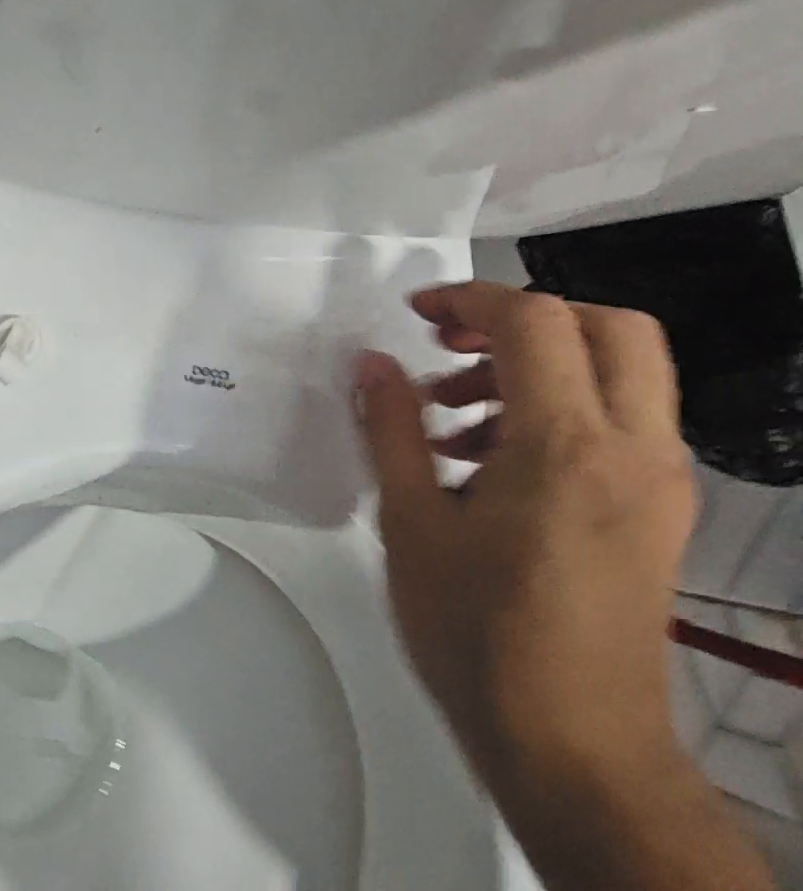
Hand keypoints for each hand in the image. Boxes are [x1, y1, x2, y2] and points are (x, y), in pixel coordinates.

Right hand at [354, 282, 694, 773]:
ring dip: (539, 368)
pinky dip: (560, 411)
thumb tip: (374, 364)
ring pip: (624, 375)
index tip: (414, 314)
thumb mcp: (409, 522)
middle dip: (524, 319)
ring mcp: (660, 483)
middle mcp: (636, 450)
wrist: (570, 735)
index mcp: (567, 446)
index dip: (471, 299)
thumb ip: (392, 431)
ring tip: (450, 418)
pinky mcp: (660, 513)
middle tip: (446, 345)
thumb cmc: (473, 628)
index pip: (537, 324)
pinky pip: (622, 425)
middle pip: (611, 329)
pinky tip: (485, 464)